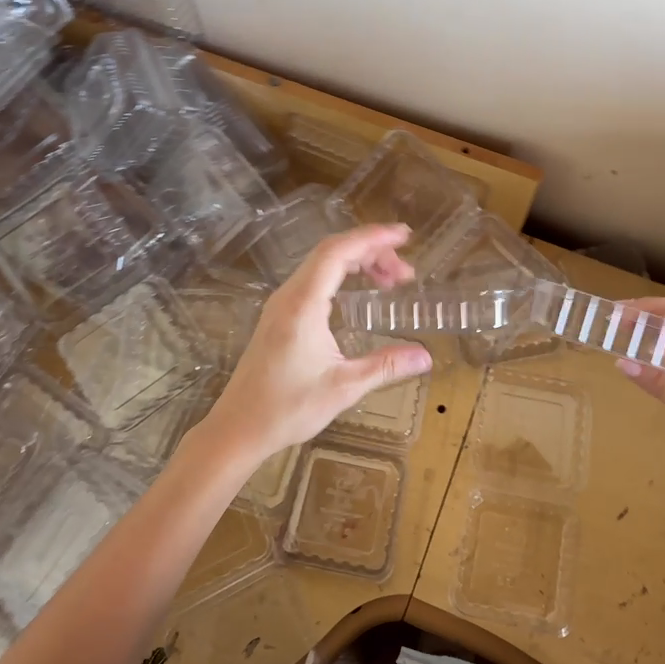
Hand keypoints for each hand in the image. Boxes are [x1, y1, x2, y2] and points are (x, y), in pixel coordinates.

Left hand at [198, 224, 433, 462]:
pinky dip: (341, 277)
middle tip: (406, 271)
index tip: (404, 235)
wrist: (238, 428)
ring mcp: (281, 305)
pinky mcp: (278, 317)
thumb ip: (386, 366)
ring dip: (357, 264)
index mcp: (303, 304)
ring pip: (321, 265)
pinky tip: (360, 294)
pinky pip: (313, 280)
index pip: (338, 253)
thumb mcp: (344, 387)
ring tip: (390, 281)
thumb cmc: (288, 407)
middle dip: (372, 252)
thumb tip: (426, 357)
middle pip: (331, 253)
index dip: (373, 238)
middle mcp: (289, 296)